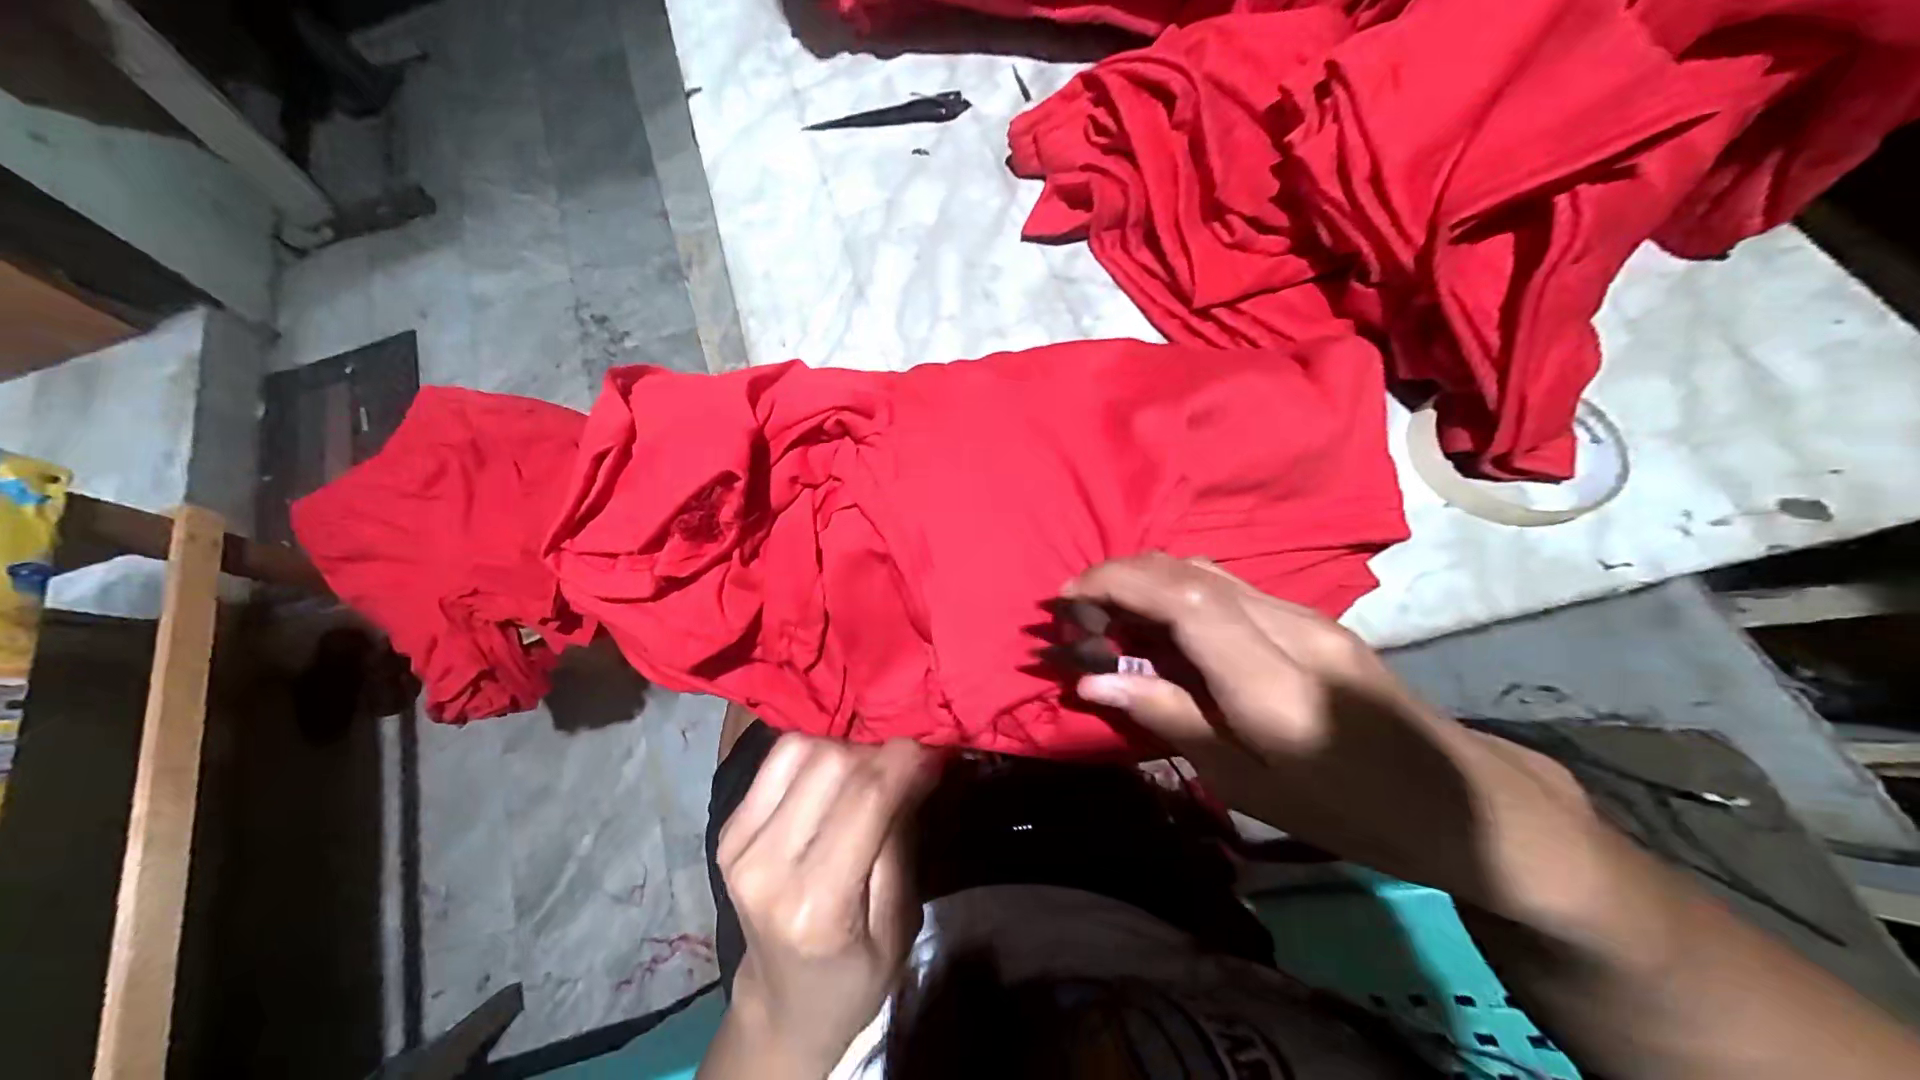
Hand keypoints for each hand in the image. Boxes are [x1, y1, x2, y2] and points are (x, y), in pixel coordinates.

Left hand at [709, 734, 934, 1076]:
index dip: (905, 761)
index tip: (933, 752)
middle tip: (902, 770)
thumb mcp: (899, 922)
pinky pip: (778, 759)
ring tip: (866, 775)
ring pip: (801, 749)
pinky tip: (831, 778)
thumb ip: (901, 839)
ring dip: (844, 750)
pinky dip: (813, 755)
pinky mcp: (727, 827)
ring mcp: (739, 844)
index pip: (866, 799)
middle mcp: (767, 868)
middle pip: (831, 762)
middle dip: (877, 754)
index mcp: (818, 907)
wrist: (784, 1002)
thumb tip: (919, 761)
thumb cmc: (856, 972)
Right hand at [1064, 552, 1603, 928]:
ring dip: (1144, 581)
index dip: (1115, 584)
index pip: (1185, 599)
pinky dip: (1175, 594)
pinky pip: (1227, 589)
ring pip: (1206, 572)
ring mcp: (1306, 616)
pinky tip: (1158, 628)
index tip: (1064, 602)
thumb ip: (1171, 718)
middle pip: (1189, 572)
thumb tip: (1093, 679)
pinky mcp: (1310, 617)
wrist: (1460, 800)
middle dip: (1118, 577)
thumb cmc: (1350, 813)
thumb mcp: (1248, 785)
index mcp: (1276, 684)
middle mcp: (1292, 629)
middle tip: (1074, 616)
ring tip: (1105, 620)